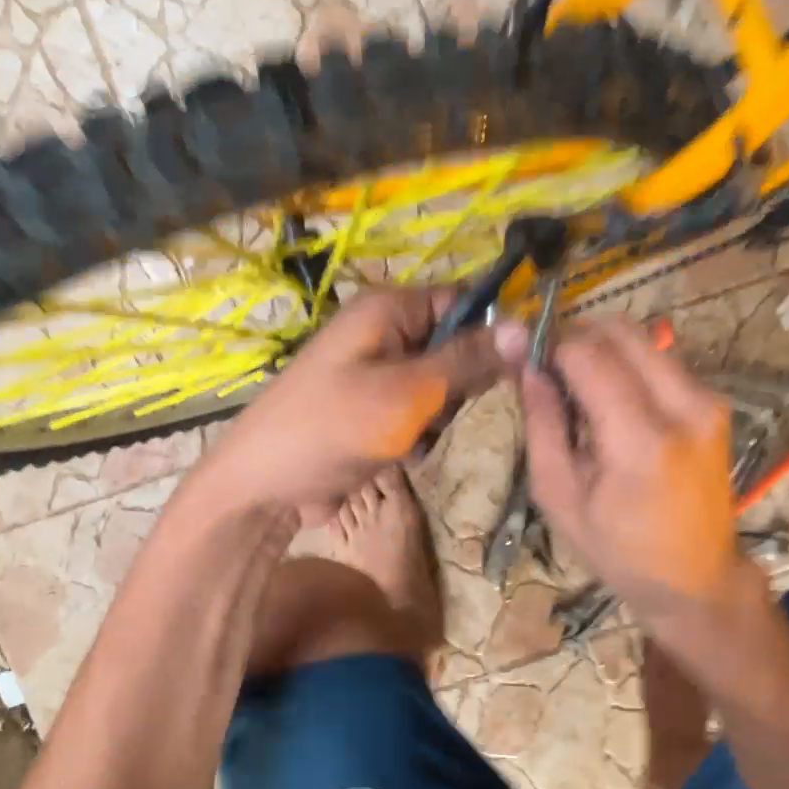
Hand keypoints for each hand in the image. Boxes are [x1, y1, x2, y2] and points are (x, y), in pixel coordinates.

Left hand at [200, 288, 499, 523]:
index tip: (517, 370)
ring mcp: (376, 371)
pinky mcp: (373, 407)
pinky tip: (404, 454)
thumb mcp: (409, 394)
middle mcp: (383, 331)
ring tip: (416, 439)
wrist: (264, 486)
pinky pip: (419, 411)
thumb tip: (524, 327)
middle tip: (442, 413)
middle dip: (460, 384)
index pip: (463, 301)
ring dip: (440, 416)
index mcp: (388, 309)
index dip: (492, 332)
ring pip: (442, 384)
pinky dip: (420, 433)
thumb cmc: (334, 428)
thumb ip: (468, 360)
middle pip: (456, 344)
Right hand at [504, 317, 769, 623]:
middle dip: (577, 340)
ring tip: (585, 398)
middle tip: (555, 379)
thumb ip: (540, 418)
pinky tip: (616, 407)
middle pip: (618, 330)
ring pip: (641, 338)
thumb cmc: (618, 549)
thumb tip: (518, 353)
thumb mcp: (559, 494)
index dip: (549, 349)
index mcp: (641, 440)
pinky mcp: (715, 401)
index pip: (586, 353)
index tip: (530, 369)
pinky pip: (660, 358)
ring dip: (603, 352)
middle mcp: (684, 406)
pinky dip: (628, 367)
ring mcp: (707, 400)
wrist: (697, 579)